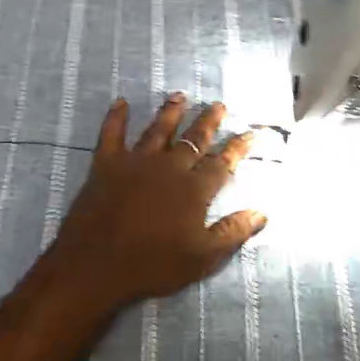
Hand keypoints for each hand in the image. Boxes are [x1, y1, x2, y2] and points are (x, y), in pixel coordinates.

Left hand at [44, 94, 265, 307]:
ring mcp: (136, 162)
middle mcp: (168, 167)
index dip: (238, 148)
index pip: (222, 164)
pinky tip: (120, 102)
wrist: (97, 263)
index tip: (251, 132)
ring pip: (158, 130)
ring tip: (180, 96)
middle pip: (193, 139)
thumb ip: (233, 233)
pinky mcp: (106, 164)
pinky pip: (112, 133)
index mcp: (193, 189)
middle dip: (208, 121)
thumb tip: (262, 213)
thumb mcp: (202, 258)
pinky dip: (116, 117)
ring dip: (170, 112)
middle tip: (219, 105)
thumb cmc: (152, 264)